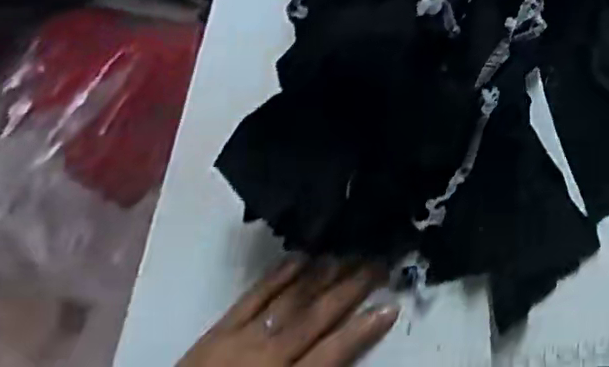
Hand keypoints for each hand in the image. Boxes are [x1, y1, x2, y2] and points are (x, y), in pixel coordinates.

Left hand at [178, 257, 398, 366]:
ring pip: (290, 300)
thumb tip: (334, 363)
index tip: (391, 306)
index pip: (330, 356)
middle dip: (351, 290)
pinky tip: (300, 257)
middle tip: (379, 261)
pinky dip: (279, 275)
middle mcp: (266, 359)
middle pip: (316, 318)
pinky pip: (254, 297)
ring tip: (349, 252)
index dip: (362, 331)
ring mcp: (240, 340)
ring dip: (322, 275)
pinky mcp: (218, 331)